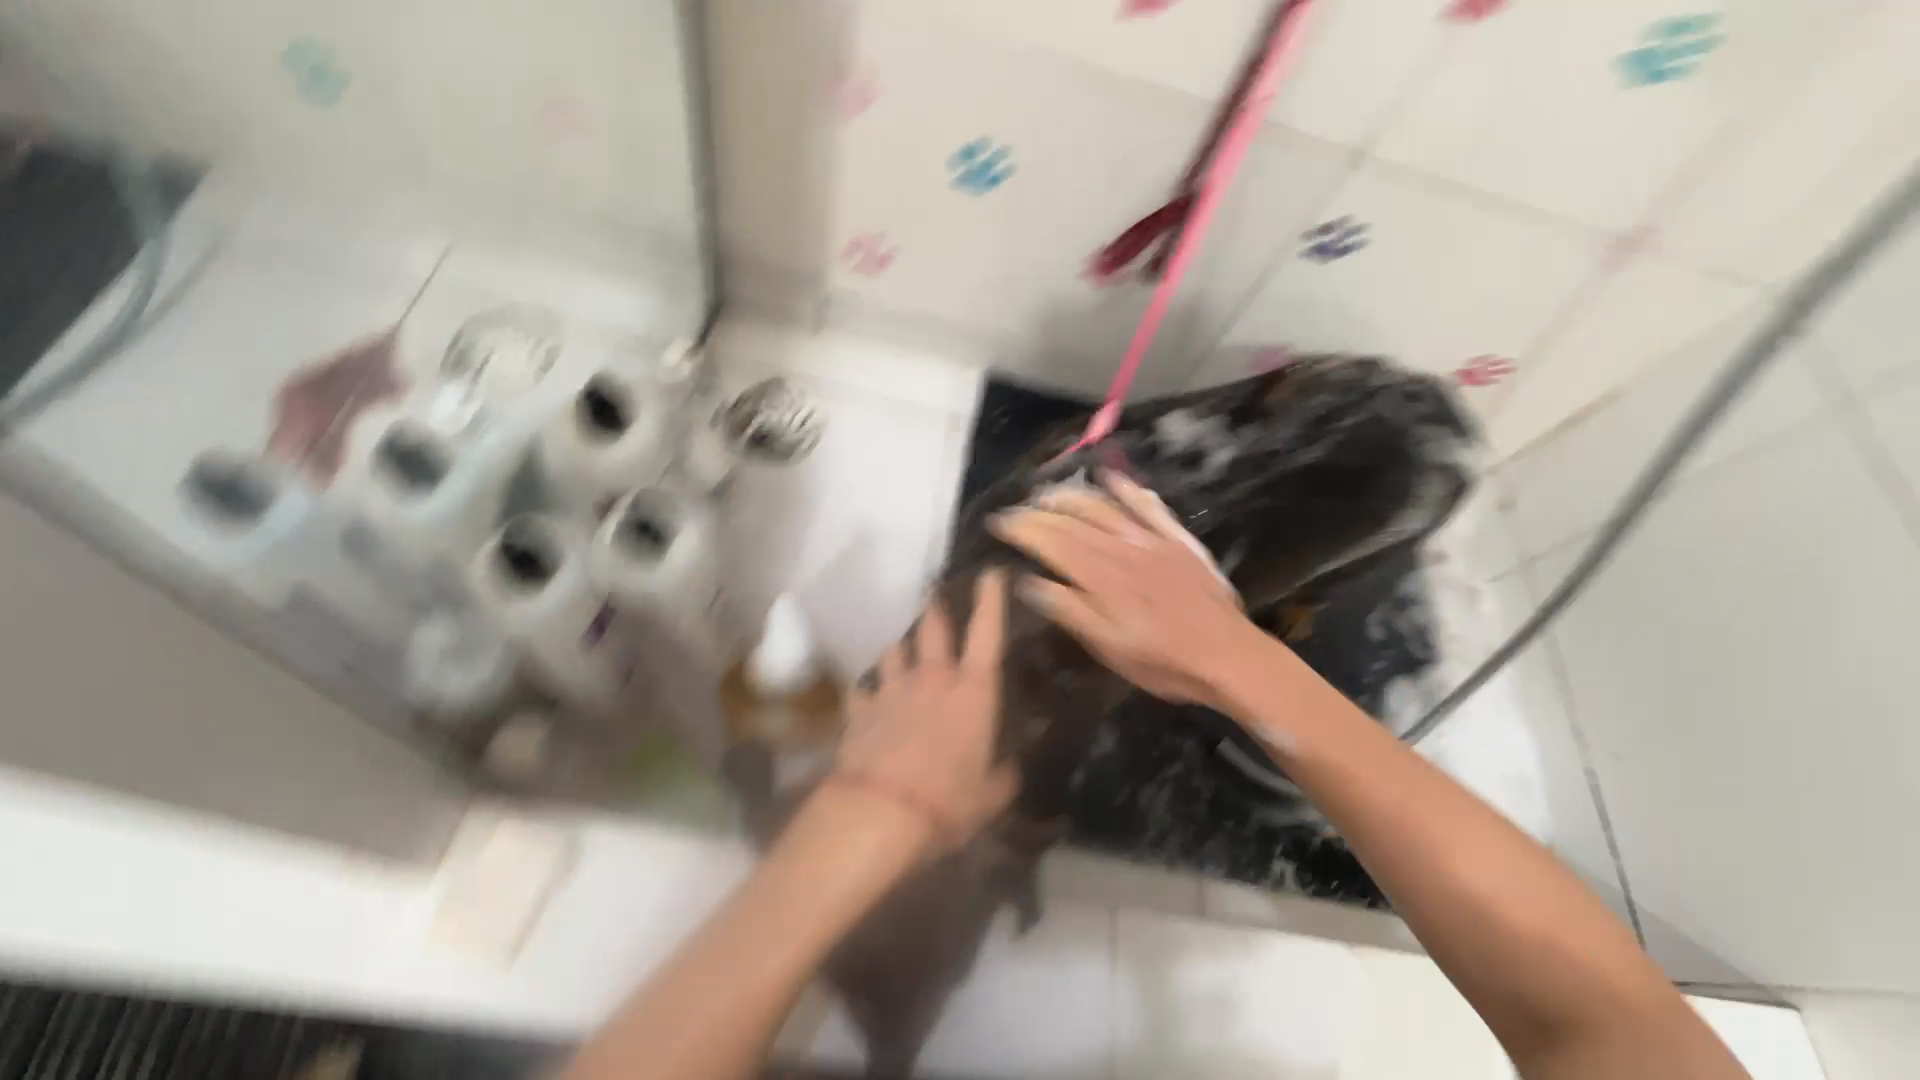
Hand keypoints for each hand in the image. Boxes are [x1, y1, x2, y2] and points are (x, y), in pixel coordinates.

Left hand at [832, 570, 1018, 850]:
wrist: (880, 814)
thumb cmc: (948, 801)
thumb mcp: (991, 795)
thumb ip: (1003, 774)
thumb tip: (1009, 766)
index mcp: (973, 690)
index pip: (987, 631)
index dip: (991, 598)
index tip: (991, 573)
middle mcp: (932, 678)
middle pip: (932, 626)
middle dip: (935, 608)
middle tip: (934, 596)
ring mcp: (891, 690)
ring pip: (893, 651)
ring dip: (900, 651)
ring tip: (901, 656)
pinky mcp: (859, 710)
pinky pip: (863, 691)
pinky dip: (868, 693)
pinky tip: (868, 703)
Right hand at [988, 471, 1262, 708]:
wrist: (1229, 655)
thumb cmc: (1164, 661)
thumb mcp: (1109, 647)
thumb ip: (1071, 611)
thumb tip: (1030, 583)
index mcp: (1100, 578)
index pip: (1052, 543)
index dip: (1023, 529)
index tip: (999, 522)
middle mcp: (1122, 550)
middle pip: (1074, 522)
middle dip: (1040, 511)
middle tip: (1016, 508)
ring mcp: (1152, 542)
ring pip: (1105, 508)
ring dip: (1074, 496)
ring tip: (1050, 492)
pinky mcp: (1179, 542)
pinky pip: (1149, 507)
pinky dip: (1127, 490)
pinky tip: (1112, 478)